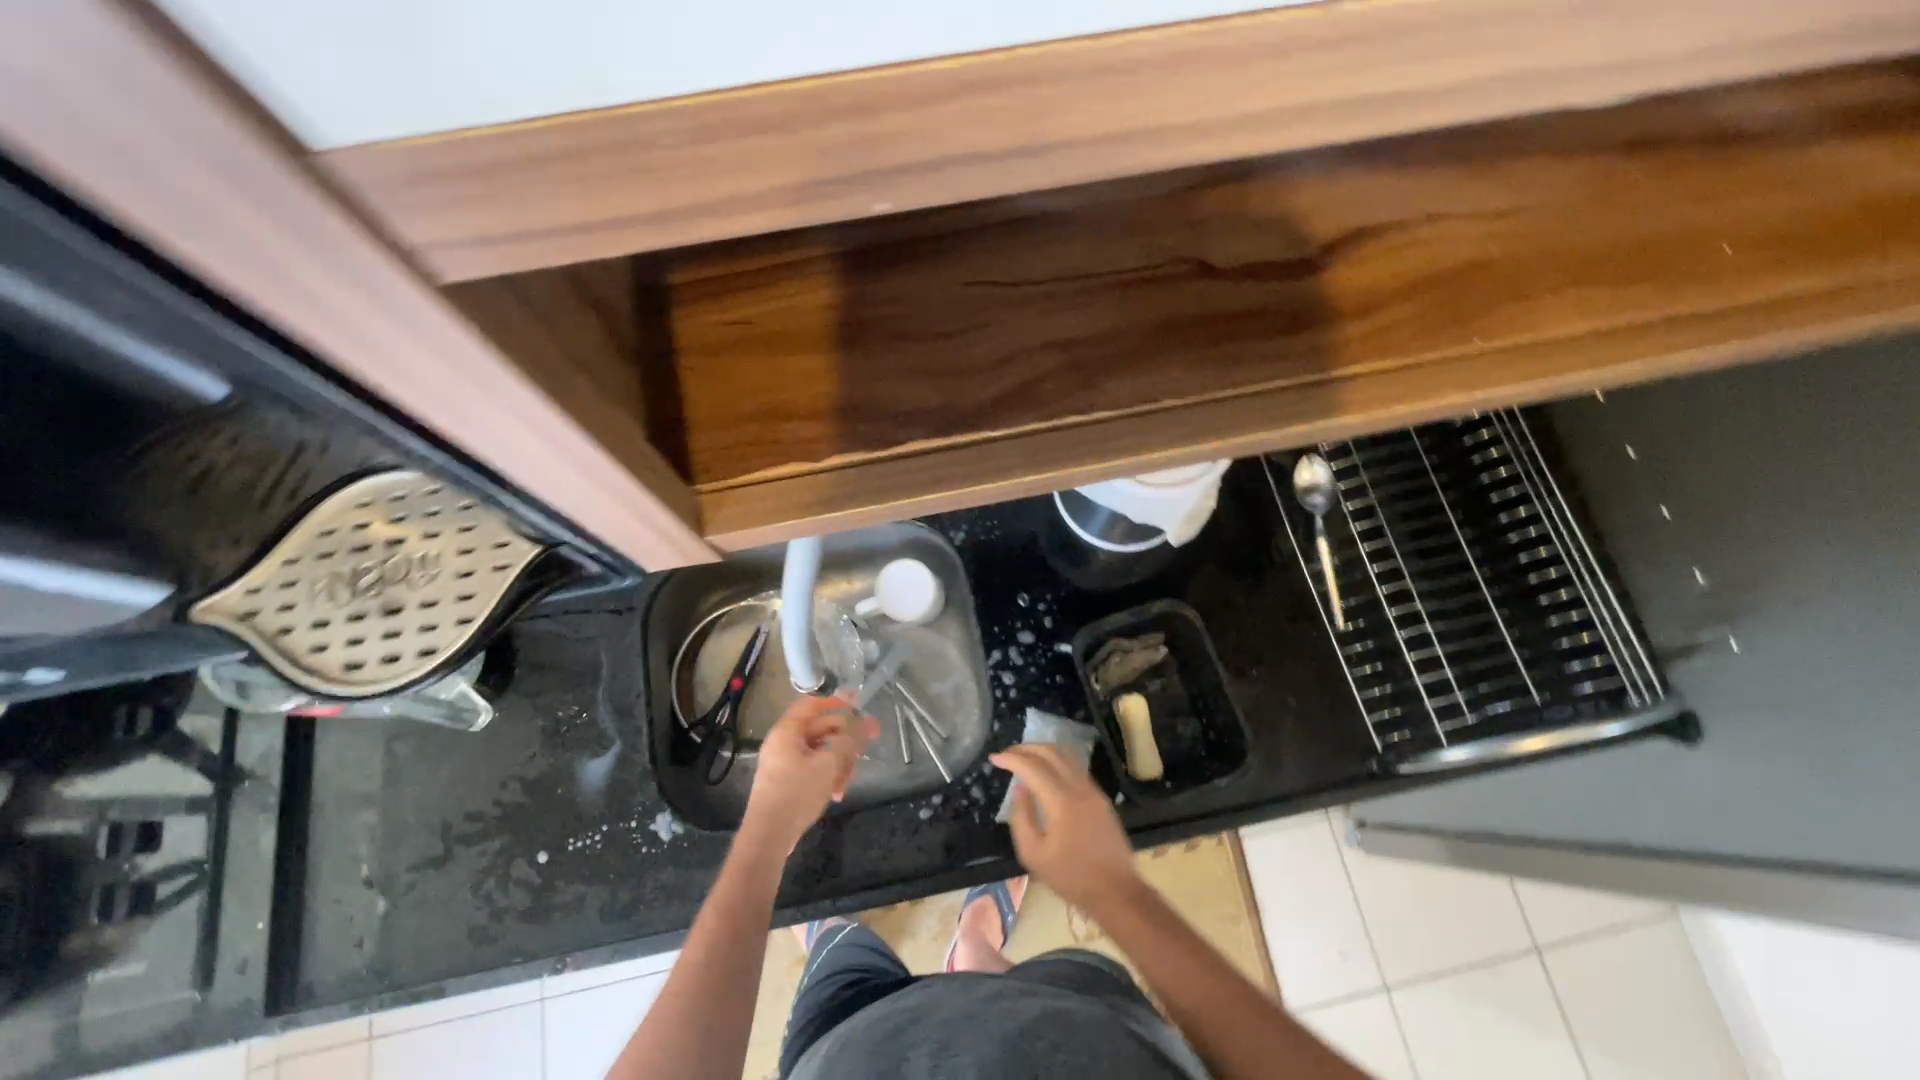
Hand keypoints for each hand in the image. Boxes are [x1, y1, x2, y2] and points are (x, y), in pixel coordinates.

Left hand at [741, 693, 878, 853]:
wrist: (768, 835)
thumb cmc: (796, 793)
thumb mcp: (828, 764)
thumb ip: (847, 741)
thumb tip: (860, 725)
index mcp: (787, 731)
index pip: (813, 704)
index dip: (837, 700)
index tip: (859, 702)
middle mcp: (784, 742)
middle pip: (821, 729)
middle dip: (846, 738)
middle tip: (870, 742)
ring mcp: (784, 763)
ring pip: (820, 751)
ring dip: (839, 762)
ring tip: (848, 779)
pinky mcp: (788, 782)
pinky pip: (813, 768)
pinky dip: (828, 776)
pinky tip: (837, 793)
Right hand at [991, 745, 1142, 914]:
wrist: (1115, 891)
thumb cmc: (1070, 877)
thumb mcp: (1033, 854)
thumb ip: (1021, 817)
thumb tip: (1020, 789)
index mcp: (1061, 801)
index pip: (1032, 767)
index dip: (1011, 759)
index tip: (994, 758)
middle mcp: (1079, 788)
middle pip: (1052, 753)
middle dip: (1027, 748)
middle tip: (1007, 753)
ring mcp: (1094, 792)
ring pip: (1067, 757)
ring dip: (1044, 752)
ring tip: (1025, 758)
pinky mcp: (1101, 799)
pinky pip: (1077, 769)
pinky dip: (1058, 763)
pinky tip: (1047, 774)